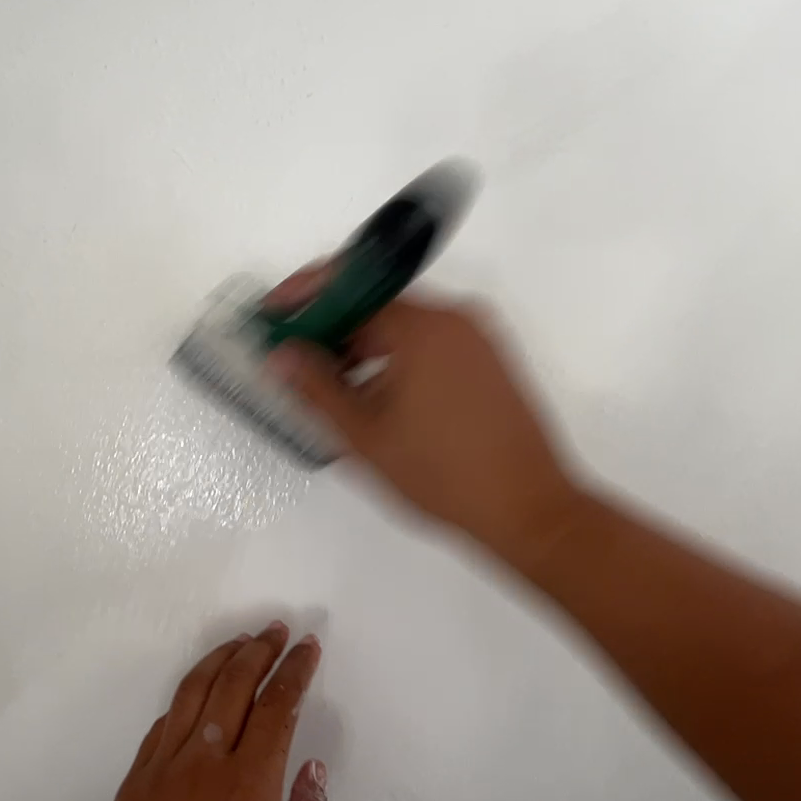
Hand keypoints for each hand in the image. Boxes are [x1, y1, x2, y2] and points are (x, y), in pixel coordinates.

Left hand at [95, 622, 330, 800]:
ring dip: (222, 658)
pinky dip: (187, 696)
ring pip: (194, 690)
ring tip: (243, 640)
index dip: (296, 671)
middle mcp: (203, 765)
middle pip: (235, 684)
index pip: (278, 707)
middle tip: (278, 629)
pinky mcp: (134, 781)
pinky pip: (164, 722)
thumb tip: (311, 769)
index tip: (309, 647)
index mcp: (247, 787)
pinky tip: (200, 688)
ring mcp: (162, 768)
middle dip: (261, 649)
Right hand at [264, 267, 587, 560]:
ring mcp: (477, 338)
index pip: (349, 288)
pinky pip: (428, 344)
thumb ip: (316, 388)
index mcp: (423, 326)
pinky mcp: (490, 361)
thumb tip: (279, 355)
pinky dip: (393, 358)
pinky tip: (371, 395)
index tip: (269, 315)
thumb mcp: (365, 436)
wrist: (531, 512)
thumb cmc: (441, 475)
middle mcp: (454, 317)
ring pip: (402, 327)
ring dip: (360, 346)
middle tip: (291, 358)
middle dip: (329, 327)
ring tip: (325, 385)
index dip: (302, 297)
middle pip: (376, 305)